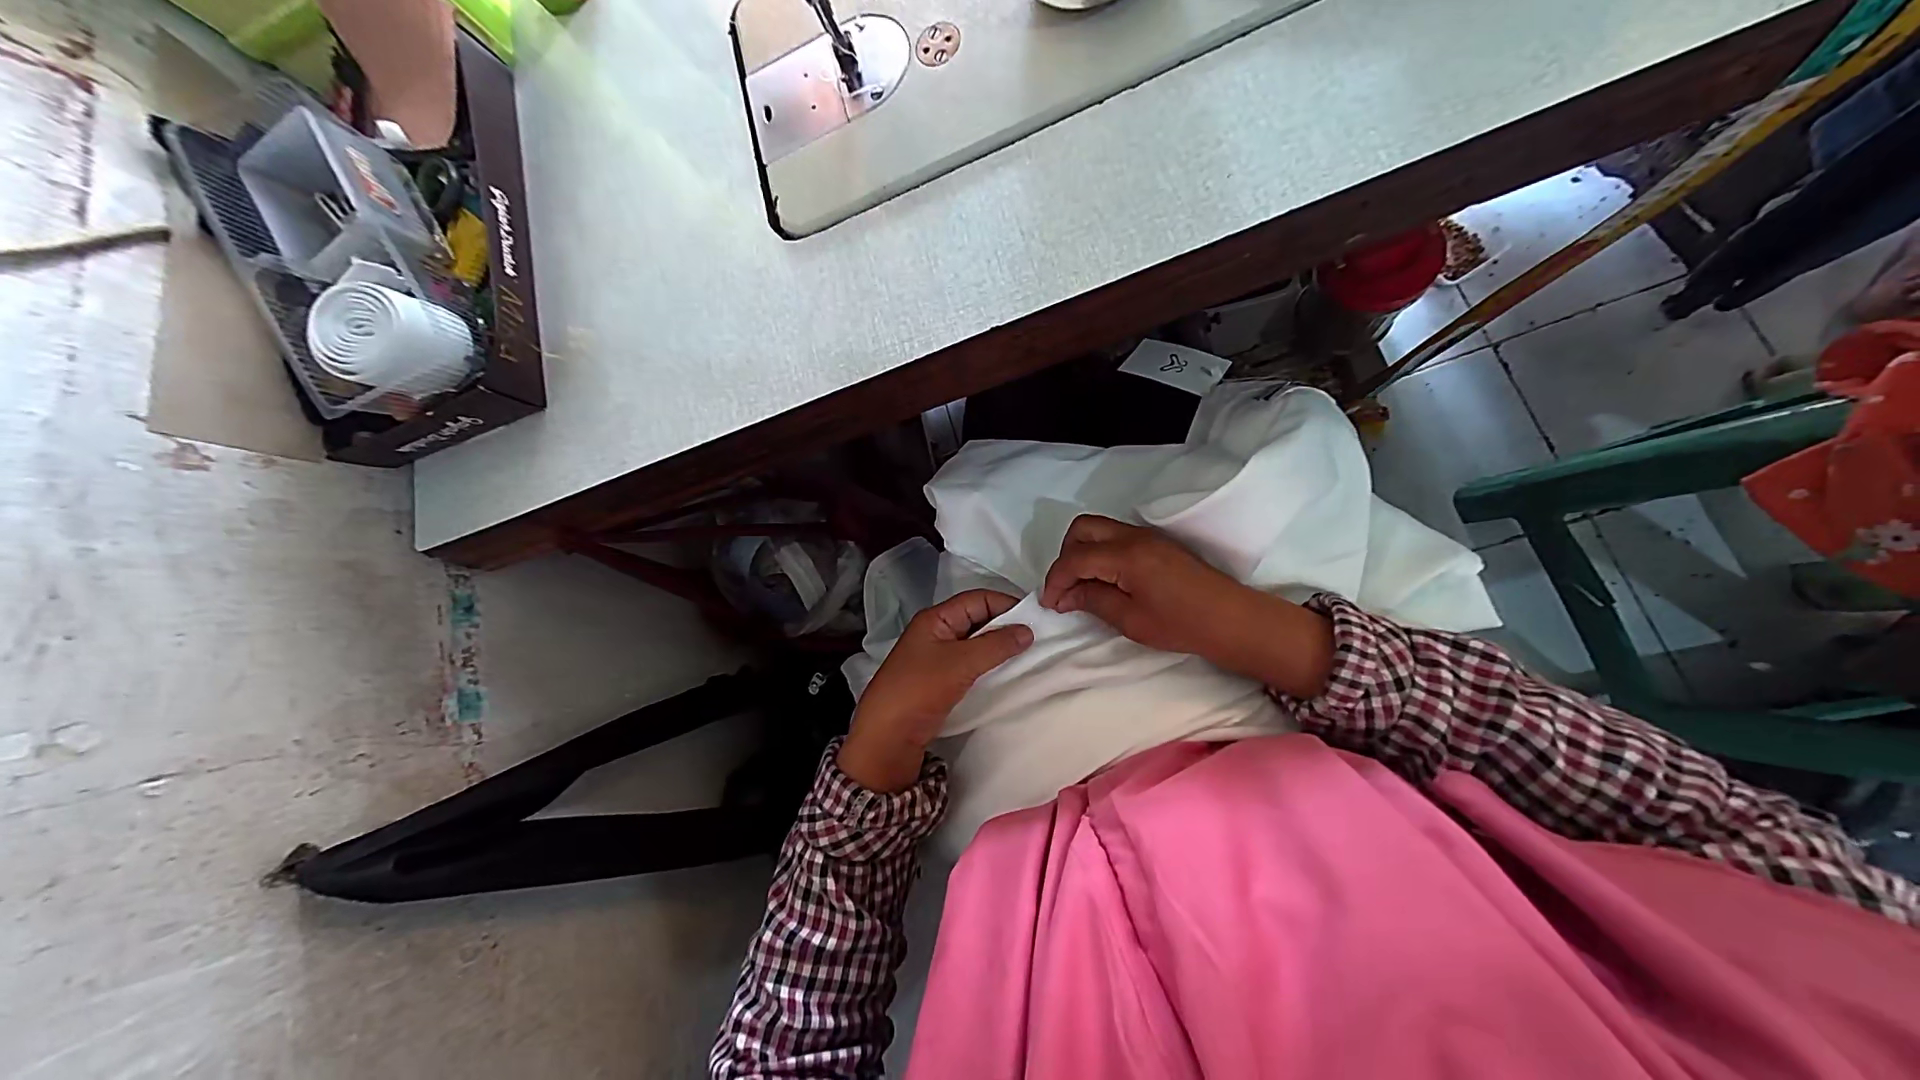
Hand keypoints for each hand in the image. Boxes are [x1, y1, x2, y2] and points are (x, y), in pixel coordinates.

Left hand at [838, 589, 1033, 792]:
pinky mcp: (940, 681)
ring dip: (999, 647)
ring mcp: (937, 658)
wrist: (886, 738)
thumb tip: (1028, 631)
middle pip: (977, 618)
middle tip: (1039, 636)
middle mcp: (936, 633)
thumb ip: (996, 645)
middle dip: (1006, 625)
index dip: (1006, 604)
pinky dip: (990, 665)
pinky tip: (1008, 674)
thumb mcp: (960, 663)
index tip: (1037, 617)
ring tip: (1029, 655)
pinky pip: (971, 664)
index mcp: (935, 619)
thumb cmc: (919, 691)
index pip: (977, 599)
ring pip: (976, 643)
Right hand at [1039, 515, 1332, 696]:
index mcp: (1126, 555)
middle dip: (1065, 556)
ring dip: (1081, 552)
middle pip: (1082, 529)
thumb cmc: (1181, 624)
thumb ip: (1094, 601)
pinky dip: (1099, 552)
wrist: (1231, 619)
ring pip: (1098, 529)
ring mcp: (1146, 536)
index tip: (1049, 604)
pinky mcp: (1156, 543)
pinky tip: (1103, 580)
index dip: (1056, 580)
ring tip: (1082, 587)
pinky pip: (1114, 536)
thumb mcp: (1131, 620)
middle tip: (1065, 589)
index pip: (1075, 558)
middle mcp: (1133, 536)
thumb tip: (1067, 595)